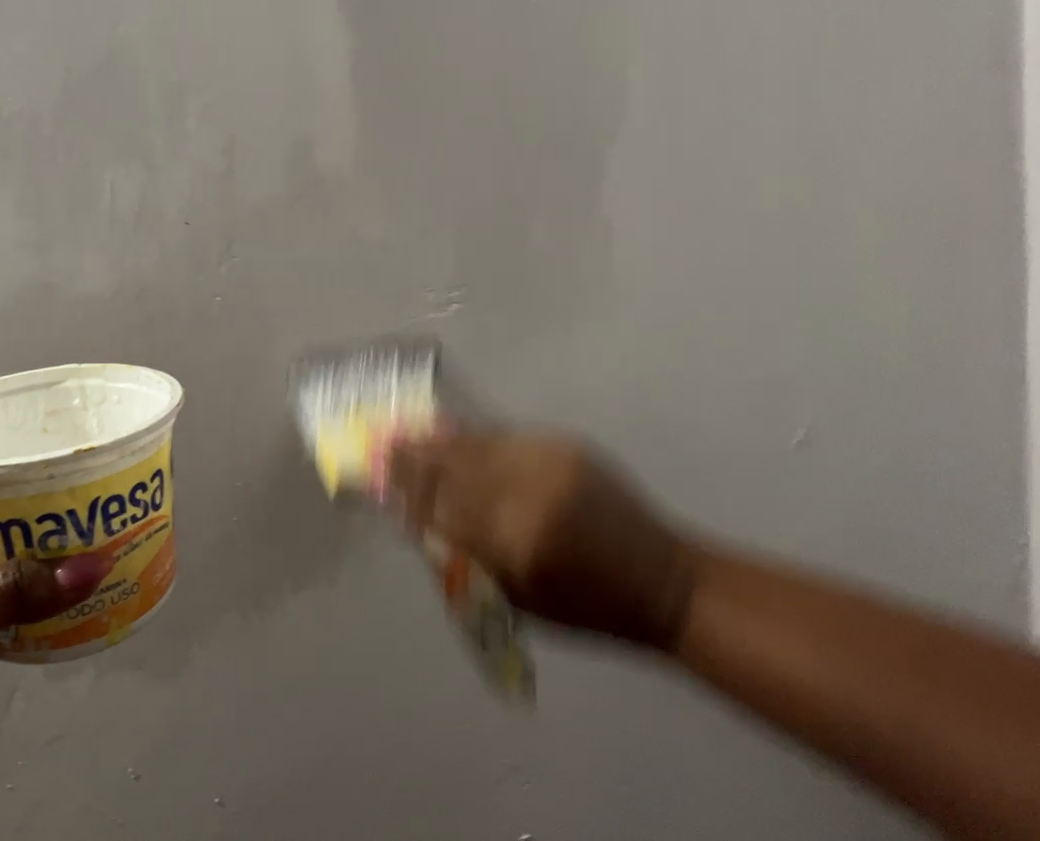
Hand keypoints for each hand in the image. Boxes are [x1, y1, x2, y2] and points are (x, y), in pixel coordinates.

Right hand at [385, 428, 697, 650]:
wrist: (664, 582)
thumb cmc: (584, 607)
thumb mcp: (512, 598)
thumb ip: (460, 556)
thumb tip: (410, 517)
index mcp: (513, 539)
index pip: (439, 506)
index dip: (404, 489)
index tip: (374, 474)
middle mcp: (527, 490)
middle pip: (451, 464)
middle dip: (412, 454)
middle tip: (381, 443)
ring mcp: (547, 461)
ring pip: (475, 443)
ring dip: (437, 438)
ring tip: (407, 432)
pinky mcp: (565, 446)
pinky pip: (503, 438)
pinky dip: (474, 439)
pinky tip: (452, 433)